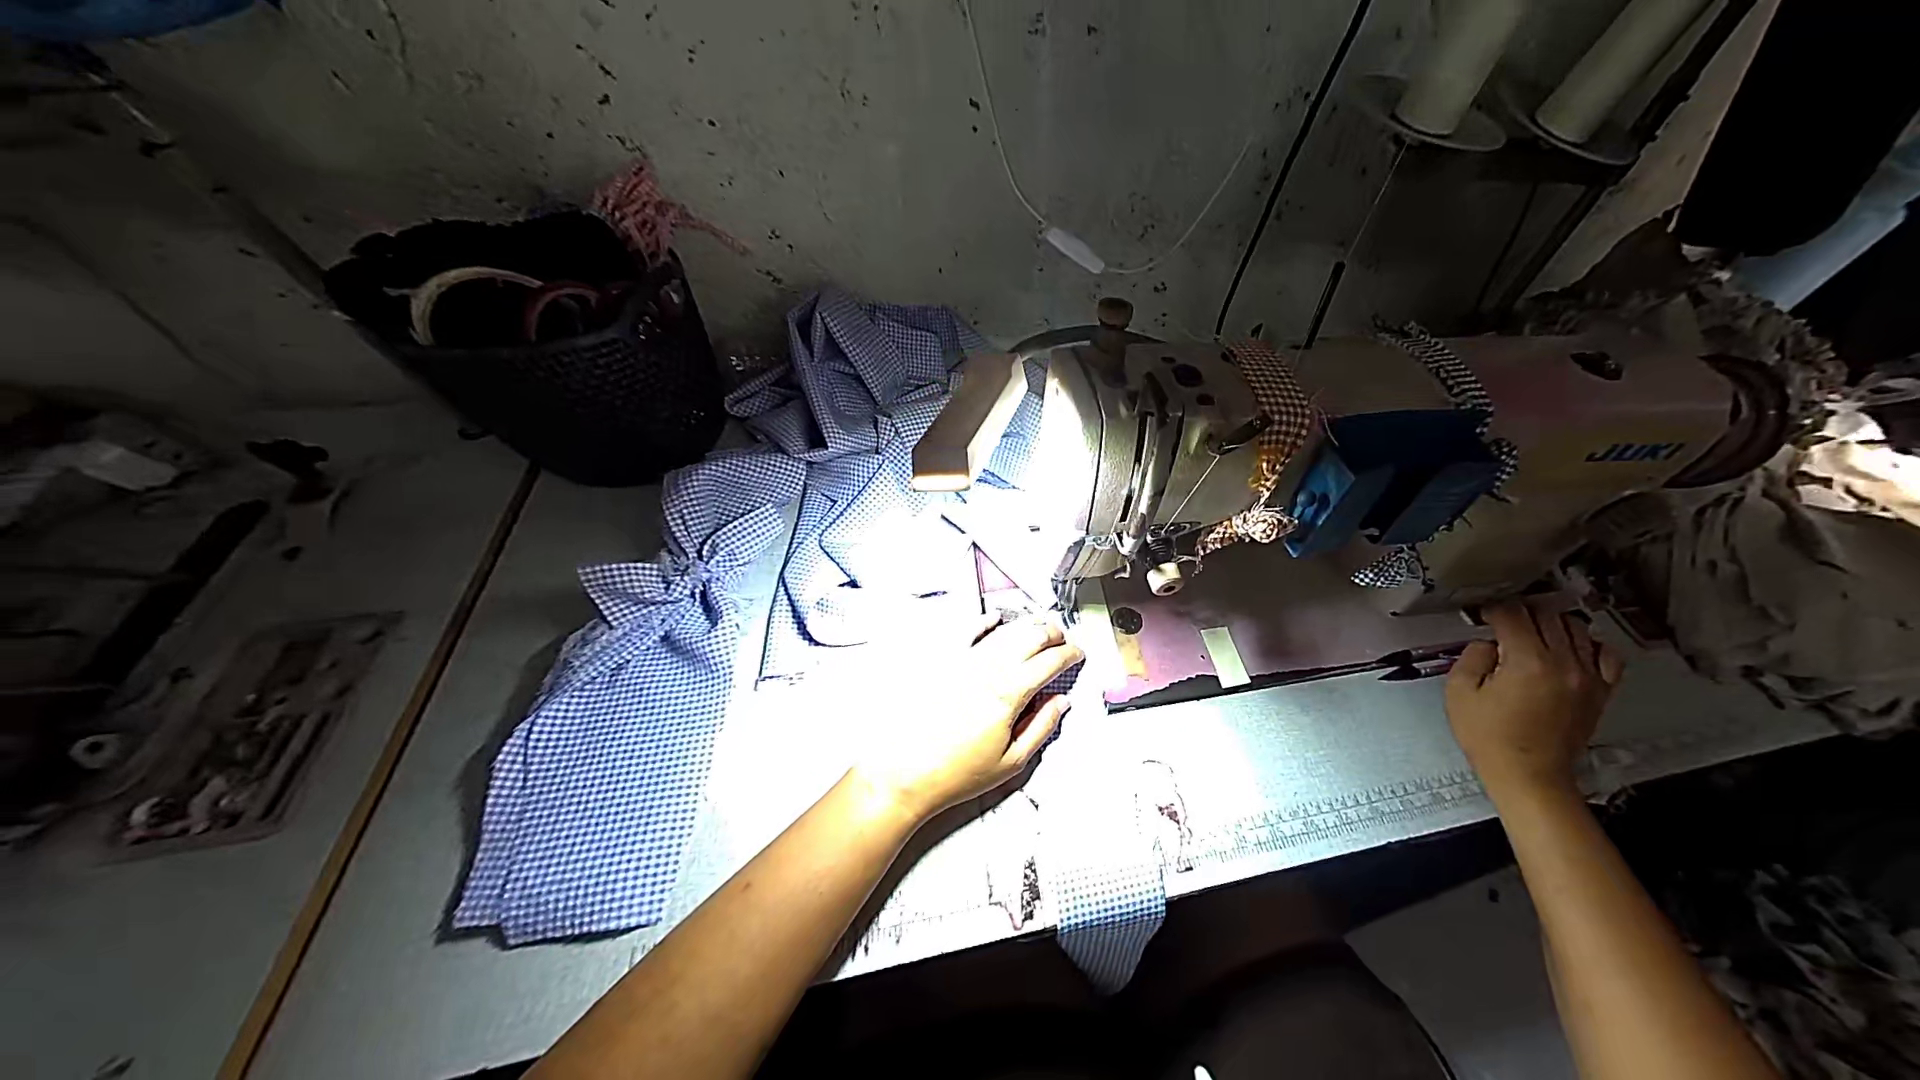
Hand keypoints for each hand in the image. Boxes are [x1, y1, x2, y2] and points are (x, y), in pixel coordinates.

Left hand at [853, 612, 1083, 823]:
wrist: (904, 773)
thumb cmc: (952, 773)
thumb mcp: (1011, 761)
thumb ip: (1041, 727)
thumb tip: (1058, 703)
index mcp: (1007, 693)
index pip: (1050, 660)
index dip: (1069, 653)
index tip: (1076, 655)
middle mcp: (985, 669)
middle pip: (1030, 634)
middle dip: (1052, 633)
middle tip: (1062, 640)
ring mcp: (961, 661)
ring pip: (1003, 630)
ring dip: (1025, 625)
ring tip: (1037, 629)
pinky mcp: (941, 662)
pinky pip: (966, 630)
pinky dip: (984, 621)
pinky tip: (993, 619)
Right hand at [1445, 601, 1624, 801]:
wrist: (1528, 774)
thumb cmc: (1489, 737)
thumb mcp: (1459, 692)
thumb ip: (1472, 656)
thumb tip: (1489, 643)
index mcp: (1527, 661)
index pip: (1513, 614)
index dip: (1494, 608)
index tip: (1483, 614)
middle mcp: (1564, 664)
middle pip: (1548, 615)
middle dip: (1522, 611)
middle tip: (1503, 619)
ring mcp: (1588, 677)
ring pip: (1577, 628)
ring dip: (1552, 623)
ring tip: (1533, 630)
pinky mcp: (1600, 692)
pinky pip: (1607, 655)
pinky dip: (1589, 644)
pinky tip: (1570, 648)